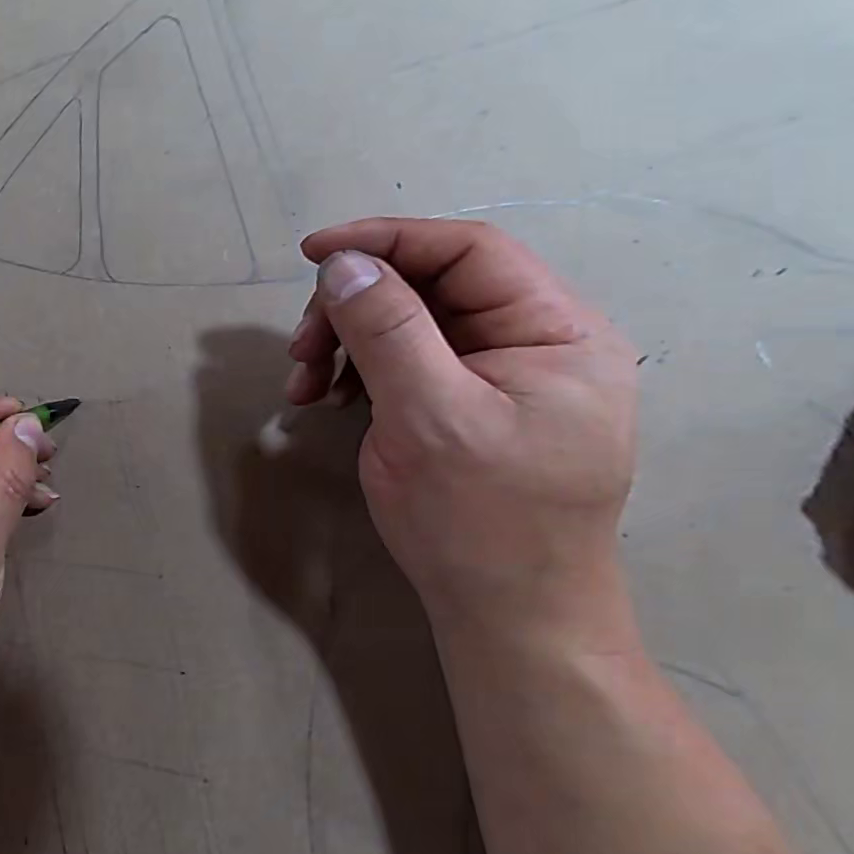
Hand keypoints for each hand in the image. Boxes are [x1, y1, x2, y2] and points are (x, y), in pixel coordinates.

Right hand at [286, 218, 640, 650]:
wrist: (506, 614)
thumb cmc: (480, 519)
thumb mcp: (429, 417)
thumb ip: (388, 330)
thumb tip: (342, 263)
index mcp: (554, 331)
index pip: (466, 250)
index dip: (386, 239)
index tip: (312, 254)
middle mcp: (530, 341)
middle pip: (426, 285)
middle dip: (352, 306)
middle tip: (299, 348)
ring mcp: (492, 373)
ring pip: (403, 321)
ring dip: (343, 340)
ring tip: (303, 383)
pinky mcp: (459, 401)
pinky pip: (398, 359)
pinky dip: (353, 369)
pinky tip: (325, 397)